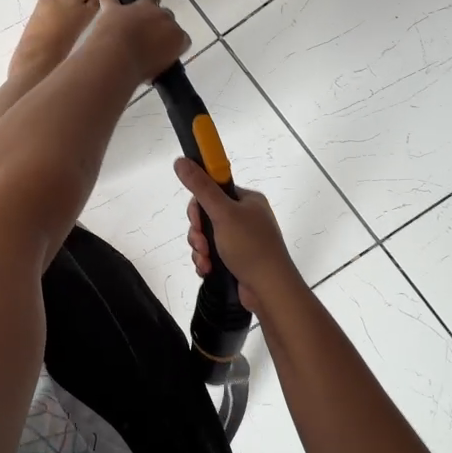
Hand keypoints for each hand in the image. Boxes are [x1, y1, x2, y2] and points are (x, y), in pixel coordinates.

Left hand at [89, 0, 189, 82]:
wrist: (117, 57)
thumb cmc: (140, 70)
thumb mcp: (157, 73)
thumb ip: (158, 64)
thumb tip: (151, 67)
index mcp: (177, 36)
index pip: (181, 37)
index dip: (172, 43)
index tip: (165, 51)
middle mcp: (162, 18)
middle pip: (167, 15)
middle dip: (160, 22)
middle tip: (151, 36)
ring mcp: (138, 10)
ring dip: (148, 0)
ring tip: (146, 3)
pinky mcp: (115, 8)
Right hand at [175, 158, 299, 313]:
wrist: (270, 291)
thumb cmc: (250, 247)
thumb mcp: (223, 213)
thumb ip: (200, 187)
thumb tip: (180, 160)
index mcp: (247, 200)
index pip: (213, 190)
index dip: (199, 204)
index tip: (195, 218)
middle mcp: (245, 217)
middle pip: (206, 215)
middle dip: (198, 231)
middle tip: (201, 243)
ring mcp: (241, 239)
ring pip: (207, 236)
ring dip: (200, 248)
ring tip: (206, 261)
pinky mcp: (237, 259)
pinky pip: (212, 253)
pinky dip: (206, 260)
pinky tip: (207, 269)